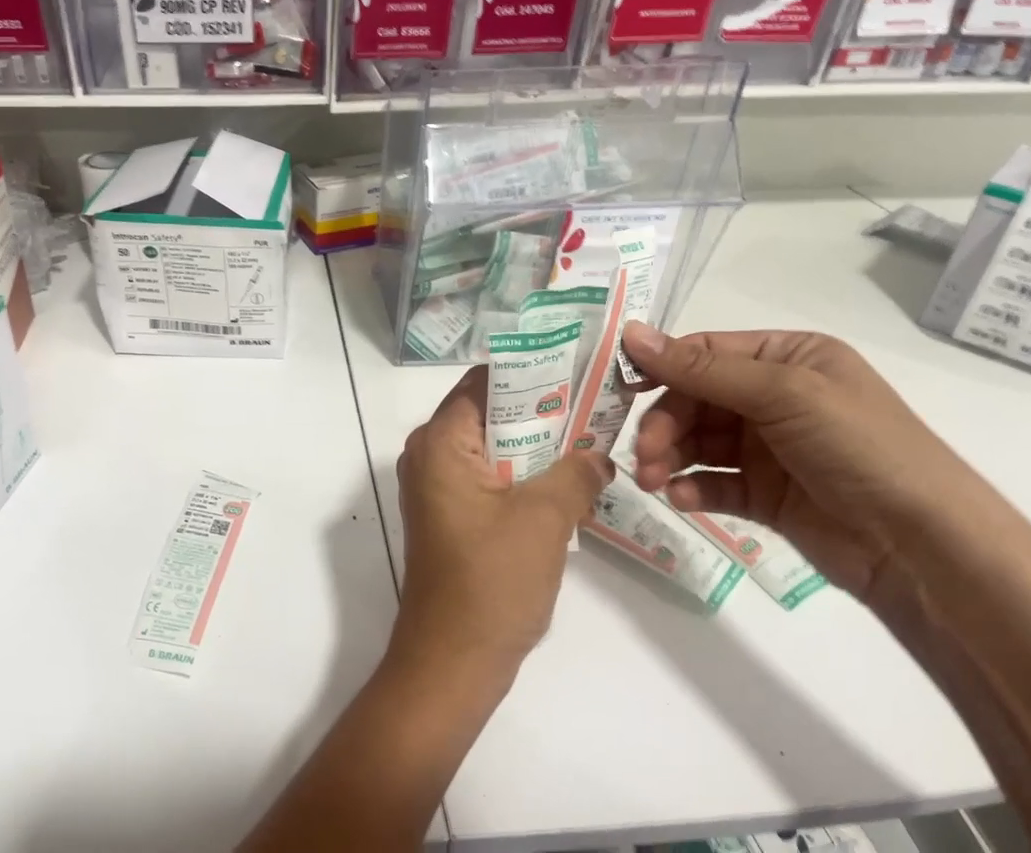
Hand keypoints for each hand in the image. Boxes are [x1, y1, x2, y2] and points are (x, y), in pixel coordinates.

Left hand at [393, 367, 610, 673]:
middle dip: (544, 411)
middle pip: (490, 414)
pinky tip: (569, 486)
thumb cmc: (492, 580)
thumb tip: (599, 455)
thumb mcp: (545, 517)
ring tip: (595, 442)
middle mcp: (429, 455)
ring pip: (494, 449)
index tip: (582, 370)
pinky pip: (490, 480)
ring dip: (538, 448)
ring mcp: (437, 489)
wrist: (453, 659)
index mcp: (440, 442)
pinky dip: (524, 478)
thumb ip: (576, 472)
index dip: (533, 373)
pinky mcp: (450, 518)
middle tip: (601, 406)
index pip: (485, 383)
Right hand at [620, 321, 994, 599]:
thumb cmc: (860, 448)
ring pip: (697, 444)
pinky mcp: (766, 495)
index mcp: (788, 358)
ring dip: (669, 459)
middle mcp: (776, 398)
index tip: (619, 394)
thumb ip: (702, 368)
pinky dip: (692, 489)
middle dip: (664, 426)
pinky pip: (713, 483)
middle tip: (644, 456)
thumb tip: (630, 332)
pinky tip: (683, 500)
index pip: (704, 353)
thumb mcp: (782, 394)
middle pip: (694, 401)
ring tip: (654, 483)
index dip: (660, 370)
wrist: (923, 546)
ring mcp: (770, 449)